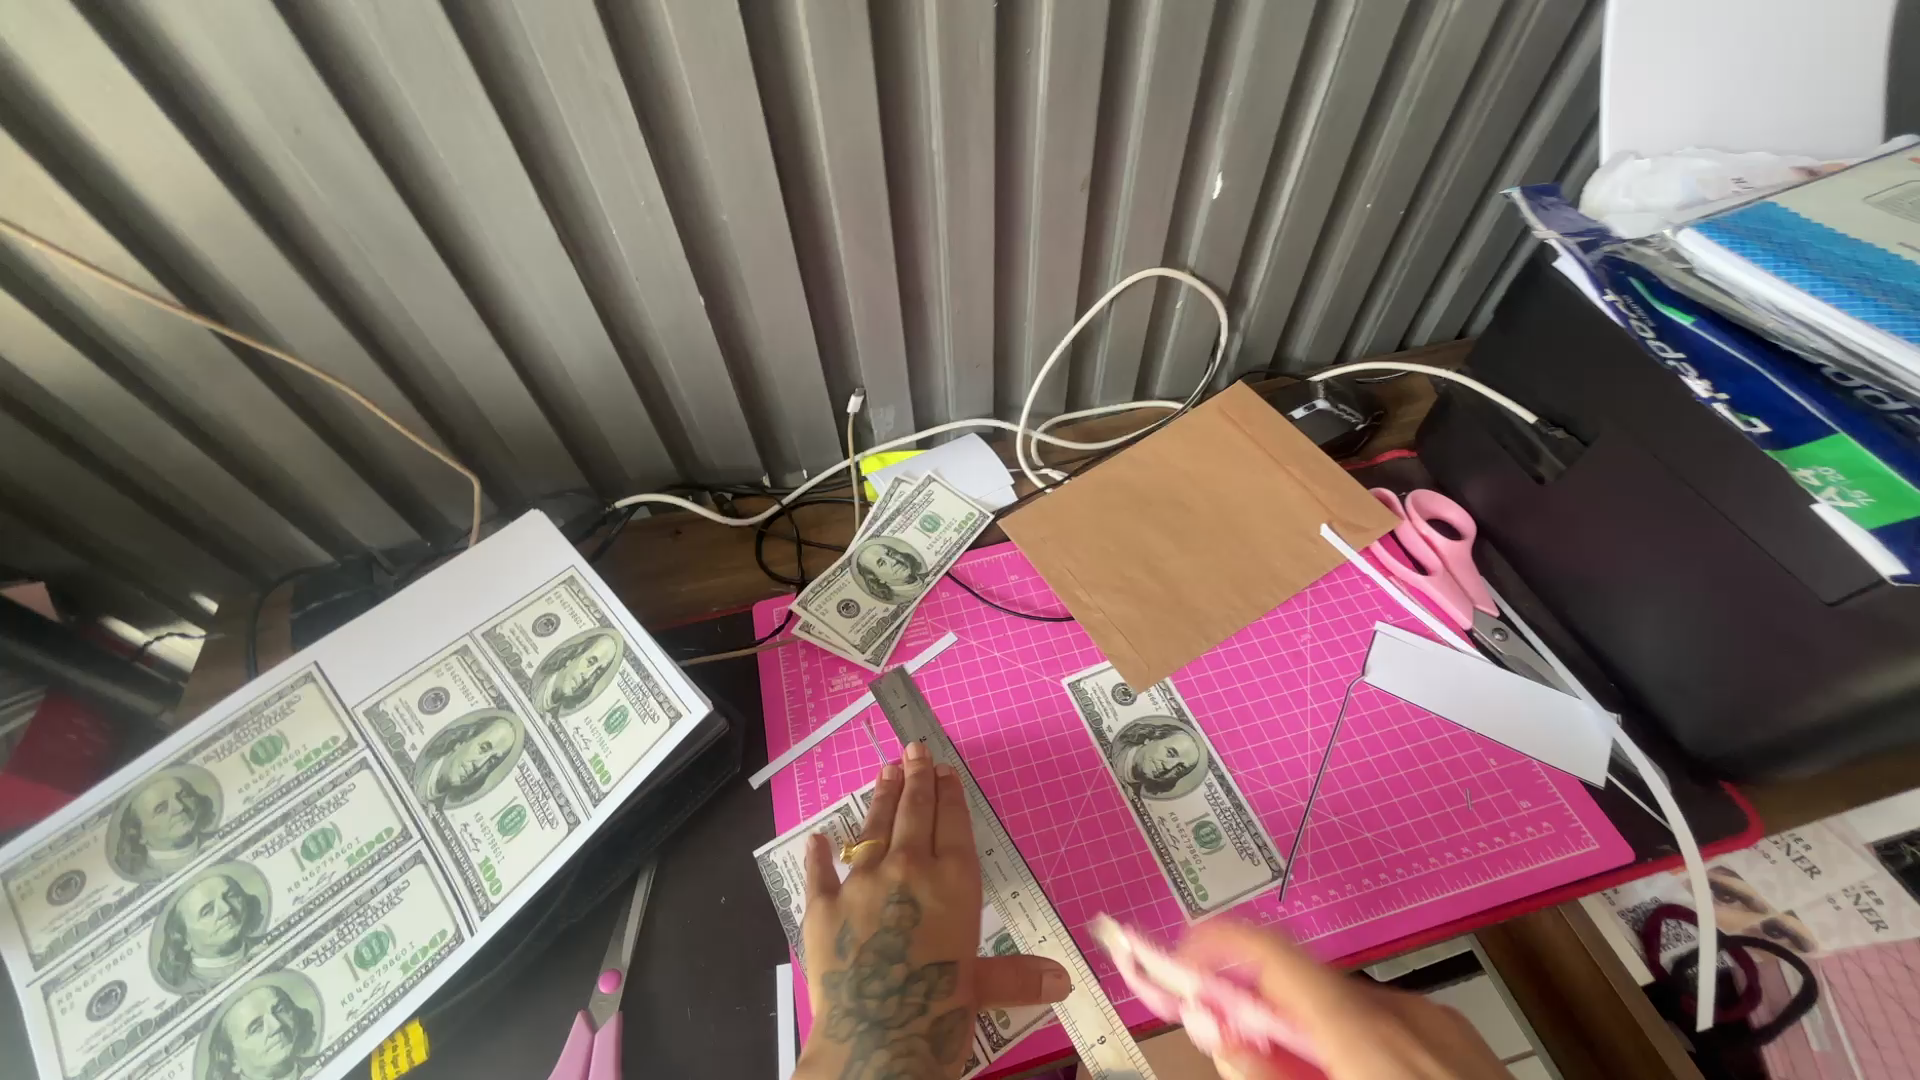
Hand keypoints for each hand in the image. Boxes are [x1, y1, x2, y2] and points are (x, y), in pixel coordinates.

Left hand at [794, 743, 1070, 1079]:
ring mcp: (862, 883)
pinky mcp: (823, 905)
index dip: (950, 793)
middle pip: (915, 812)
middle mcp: (909, 869)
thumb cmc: (938, 1015)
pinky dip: (819, 854)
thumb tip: (1064, 981)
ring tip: (884, 771)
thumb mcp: (982, 991)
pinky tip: (818, 837)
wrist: (874, 1046)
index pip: (953, 824)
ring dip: (881, 797)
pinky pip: (820, 871)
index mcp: (953, 882)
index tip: (945, 770)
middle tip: (913, 749)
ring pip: (874, 828)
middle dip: (917, 778)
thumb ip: (1017, 976)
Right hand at [1178, 921, 1507, 1079]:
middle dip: (1261, 1007)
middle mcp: (1400, 1009)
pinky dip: (1358, 1039)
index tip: (1182, 962)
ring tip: (1312, 1075)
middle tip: (1241, 1048)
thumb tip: (1217, 1032)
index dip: (1216, 943)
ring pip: (1344, 1003)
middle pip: (1302, 981)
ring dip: (1312, 1029)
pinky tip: (1366, 1078)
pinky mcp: (1464, 1039)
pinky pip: (1388, 1021)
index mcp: (1362, 1030)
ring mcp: (1439, 1021)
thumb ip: (1265, 1074)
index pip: (1270, 950)